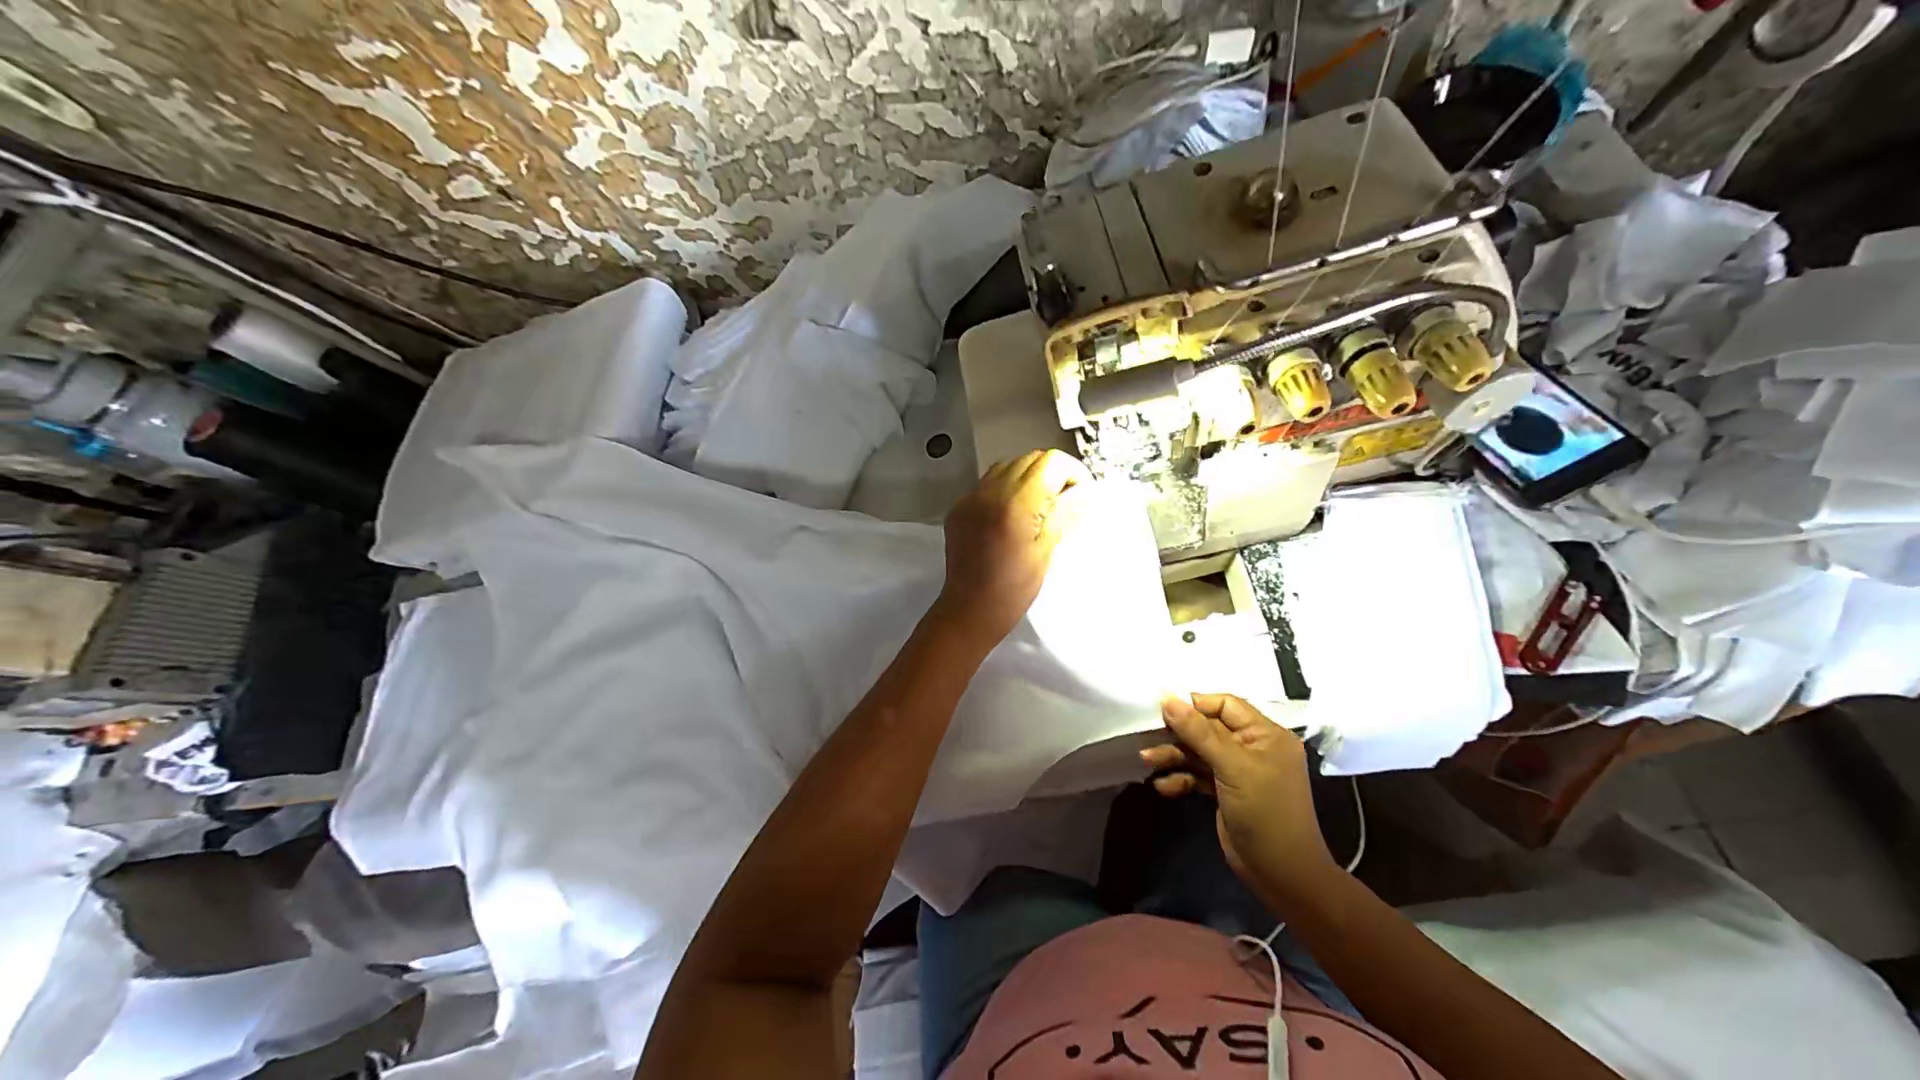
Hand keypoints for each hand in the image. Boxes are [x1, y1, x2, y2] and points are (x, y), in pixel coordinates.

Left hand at [935, 449, 1088, 647]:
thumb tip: (1080, 492)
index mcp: (1016, 503)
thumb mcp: (1046, 550)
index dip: (1072, 471)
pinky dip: (1005, 487)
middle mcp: (990, 492)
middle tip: (1064, 497)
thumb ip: (1062, 513)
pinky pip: (987, 483)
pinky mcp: (958, 508)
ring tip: (1039, 503)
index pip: (1051, 462)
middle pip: (1029, 459)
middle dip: (1052, 472)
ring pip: (1006, 466)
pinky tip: (1012, 513)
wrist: (970, 610)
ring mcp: (970, 498)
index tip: (1081, 490)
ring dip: (1028, 476)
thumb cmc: (1014, 589)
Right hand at [1140, 694, 1338, 909]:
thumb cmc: (1265, 812)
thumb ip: (1199, 732)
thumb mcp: (1232, 767)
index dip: (1195, 705)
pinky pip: (1198, 775)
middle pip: (1208, 728)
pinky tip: (1164, 787)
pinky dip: (1180, 778)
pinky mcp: (1226, 792)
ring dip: (1173, 755)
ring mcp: (1239, 772)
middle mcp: (1253, 748)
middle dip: (1178, 733)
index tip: (1163, 709)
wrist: (1281, 873)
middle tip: (1148, 736)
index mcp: (1266, 734)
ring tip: (1148, 761)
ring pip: (1199, 752)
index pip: (1225, 705)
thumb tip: (1168, 699)